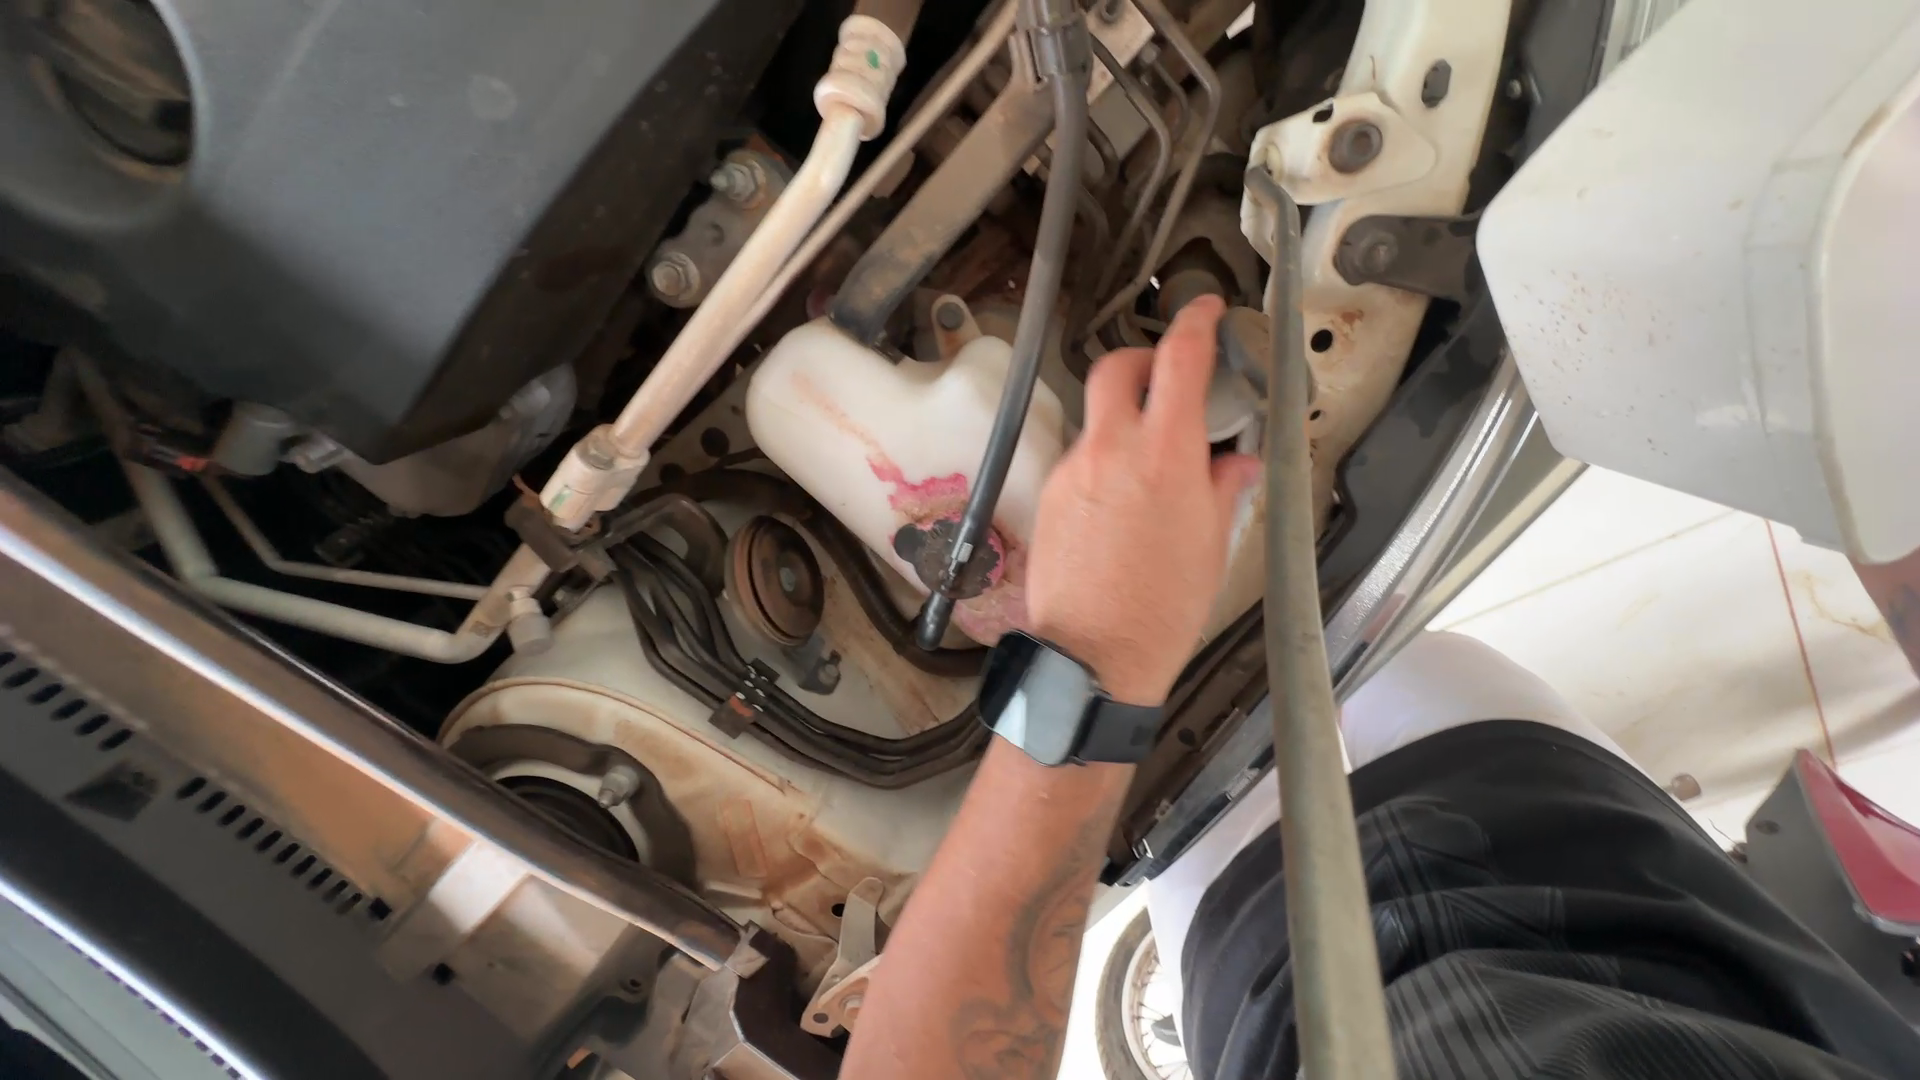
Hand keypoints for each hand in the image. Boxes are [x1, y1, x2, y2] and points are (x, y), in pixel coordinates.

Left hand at [1024, 296, 1260, 706]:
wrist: (1094, 653)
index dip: (1194, 322)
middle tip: (1164, 380)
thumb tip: (1236, 462)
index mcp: (1165, 455)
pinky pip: (1079, 460)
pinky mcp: (1051, 495)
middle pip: (1115, 368)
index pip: (1178, 359)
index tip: (1202, 311)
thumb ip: (1223, 487)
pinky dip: (1101, 461)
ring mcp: (1073, 471)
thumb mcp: (1212, 544)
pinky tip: (1118, 501)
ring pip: (1095, 420)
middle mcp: (1111, 451)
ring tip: (1146, 466)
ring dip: (1121, 423)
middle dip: (1141, 361)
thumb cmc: (1161, 610)